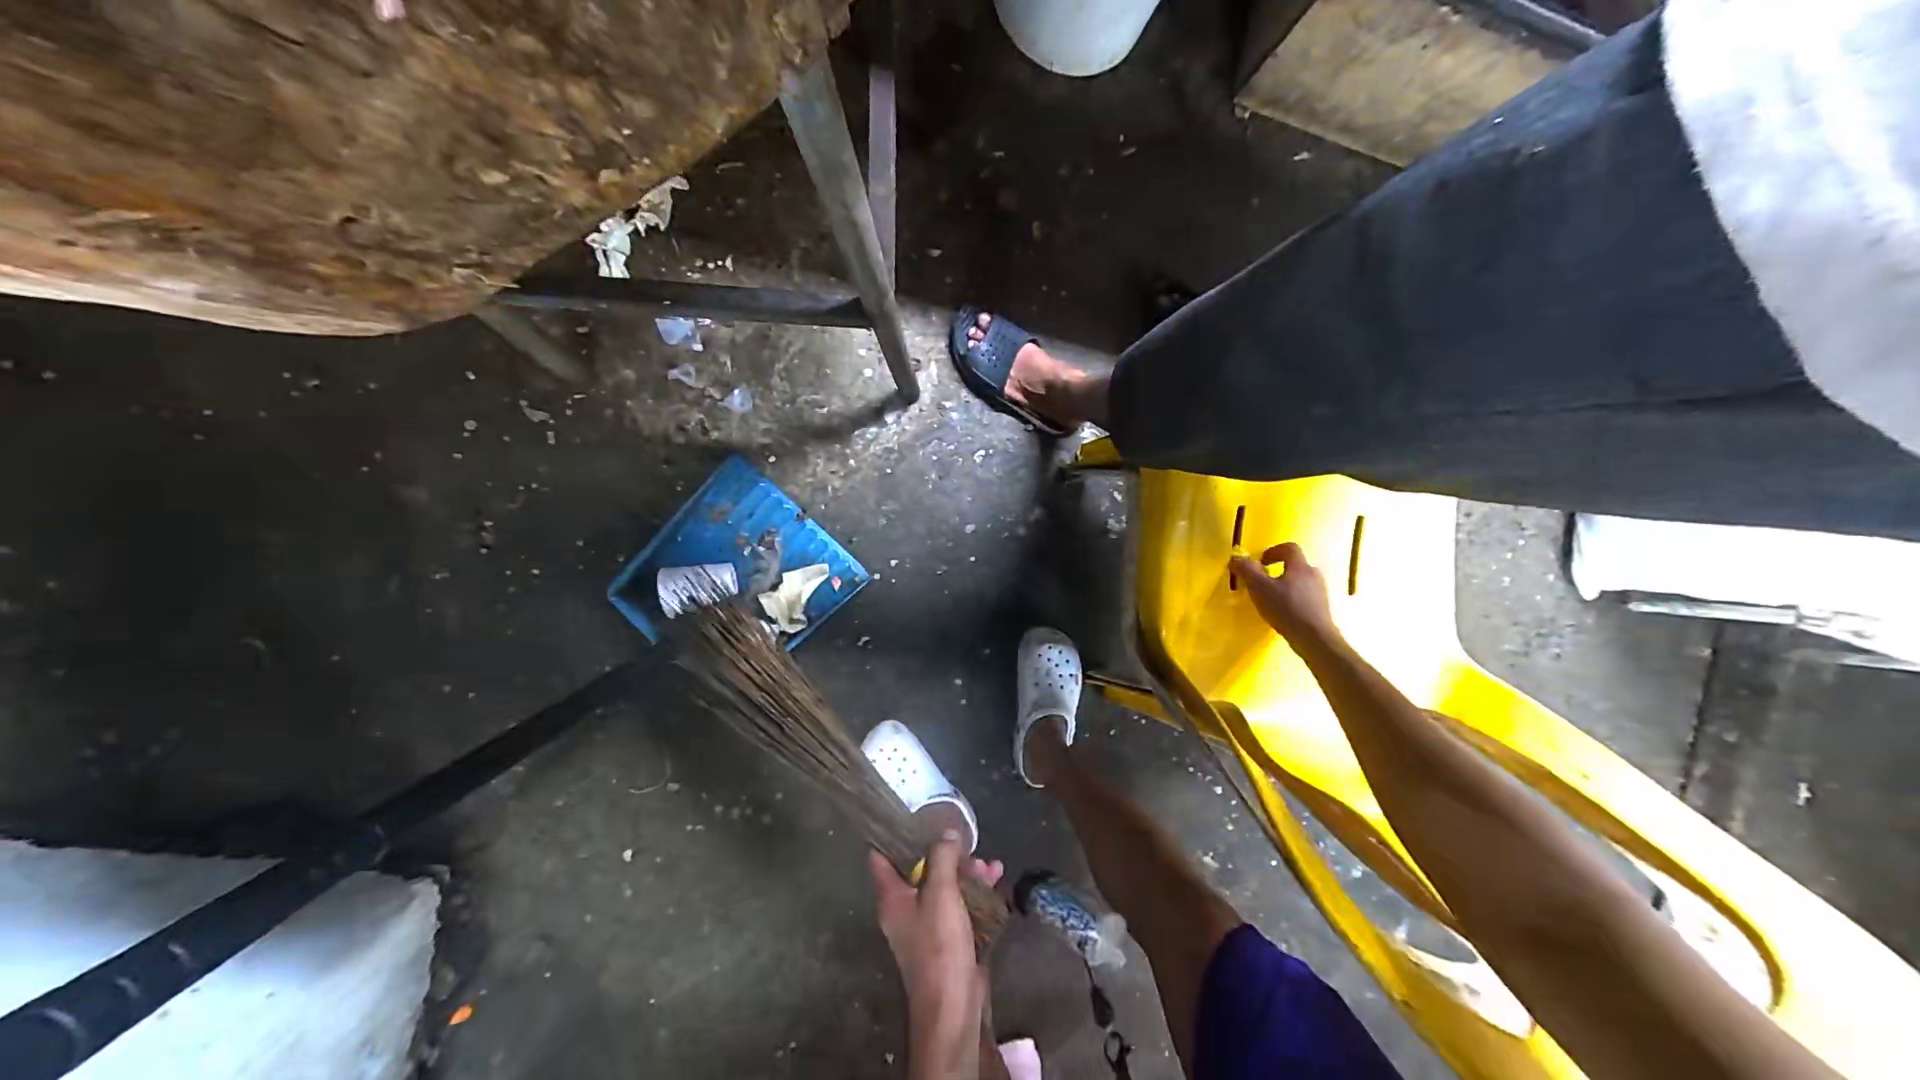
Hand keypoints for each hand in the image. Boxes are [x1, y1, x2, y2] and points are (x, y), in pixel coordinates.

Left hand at [870, 831, 1003, 1079]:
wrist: (954, 1007)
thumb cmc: (938, 946)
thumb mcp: (940, 894)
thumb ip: (942, 858)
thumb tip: (947, 832)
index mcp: (892, 898)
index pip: (880, 857)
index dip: (891, 834)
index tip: (910, 812)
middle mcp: (904, 910)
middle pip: (921, 870)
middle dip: (946, 855)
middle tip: (969, 844)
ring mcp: (926, 926)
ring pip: (944, 888)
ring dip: (967, 874)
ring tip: (992, 867)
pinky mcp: (948, 940)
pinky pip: (959, 907)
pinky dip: (974, 895)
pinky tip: (996, 885)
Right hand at [1229, 542, 1336, 641]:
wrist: (1315, 638)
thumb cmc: (1286, 609)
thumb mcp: (1259, 588)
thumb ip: (1247, 570)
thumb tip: (1236, 558)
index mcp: (1300, 566)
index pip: (1289, 548)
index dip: (1273, 551)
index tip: (1260, 562)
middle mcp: (1313, 575)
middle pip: (1295, 565)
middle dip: (1278, 570)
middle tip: (1263, 582)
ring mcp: (1320, 592)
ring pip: (1300, 582)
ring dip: (1285, 585)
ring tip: (1271, 599)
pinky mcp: (1322, 608)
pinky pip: (1305, 597)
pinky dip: (1293, 599)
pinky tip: (1283, 612)